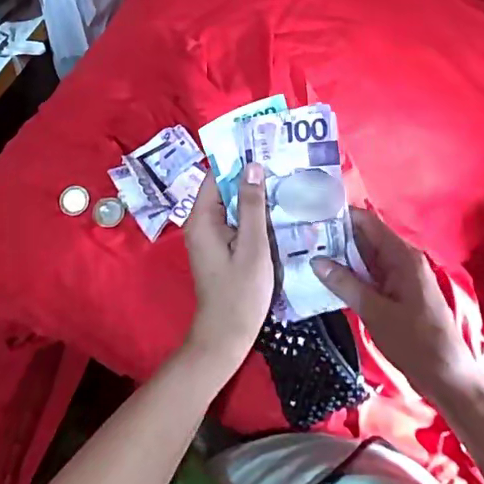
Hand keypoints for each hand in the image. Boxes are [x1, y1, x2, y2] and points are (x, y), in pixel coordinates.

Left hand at [179, 164, 275, 371]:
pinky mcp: (219, 248)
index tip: (264, 147)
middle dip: (250, 177)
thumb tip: (252, 166)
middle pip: (224, 189)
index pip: (217, 176)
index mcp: (202, 219)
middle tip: (281, 164)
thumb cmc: (240, 292)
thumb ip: (251, 206)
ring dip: (253, 197)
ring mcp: (209, 236)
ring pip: (231, 205)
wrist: (226, 336)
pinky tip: (275, 213)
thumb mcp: (253, 246)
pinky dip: (251, 215)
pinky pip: (234, 222)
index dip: (239, 160)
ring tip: (283, 182)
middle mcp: (200, 223)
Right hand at [313, 211, 483, 407]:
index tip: (311, 218)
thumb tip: (315, 260)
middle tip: (301, 239)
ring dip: (341, 257)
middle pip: (365, 238)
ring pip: (367, 258)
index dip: (340, 217)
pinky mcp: (400, 293)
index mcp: (402, 256)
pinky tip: (329, 279)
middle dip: (336, 237)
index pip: (367, 222)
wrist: (448, 377)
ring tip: (307, 254)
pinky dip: (352, 275)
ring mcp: (402, 276)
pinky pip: (372, 275)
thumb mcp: (374, 312)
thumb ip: (345, 283)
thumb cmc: (415, 341)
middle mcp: (403, 259)